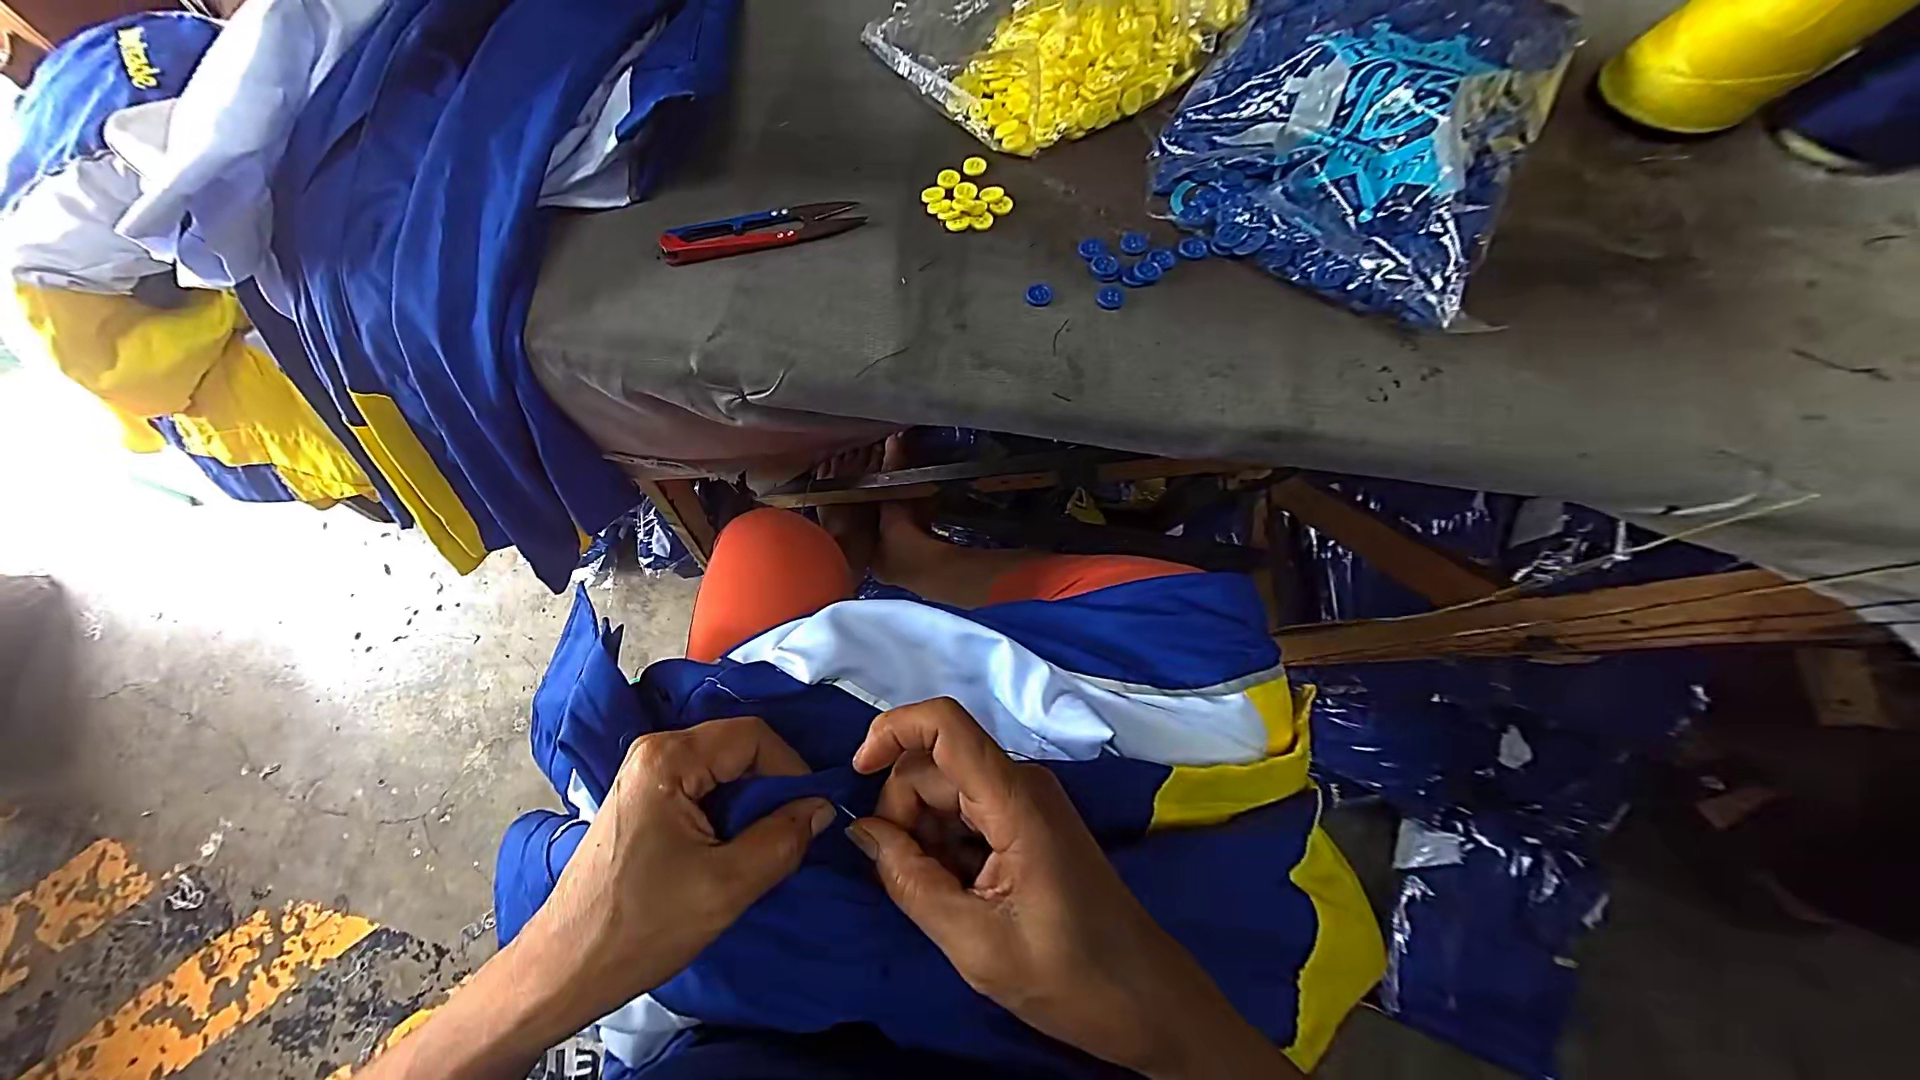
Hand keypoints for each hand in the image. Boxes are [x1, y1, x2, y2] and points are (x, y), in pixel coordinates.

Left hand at [358, 717, 832, 1079]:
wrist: (561, 973)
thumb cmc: (640, 927)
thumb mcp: (727, 887)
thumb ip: (784, 839)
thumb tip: (823, 807)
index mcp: (669, 758)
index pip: (754, 737)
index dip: (792, 769)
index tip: (810, 810)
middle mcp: (656, 749)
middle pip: (738, 746)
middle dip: (773, 784)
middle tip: (793, 825)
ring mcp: (646, 771)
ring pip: (724, 765)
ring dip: (753, 797)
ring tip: (767, 836)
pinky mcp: (645, 794)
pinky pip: (705, 782)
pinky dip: (731, 805)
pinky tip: (736, 839)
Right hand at [846, 699, 1299, 1079]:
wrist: (1144, 997)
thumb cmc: (1069, 975)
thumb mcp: (975, 943)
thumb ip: (910, 881)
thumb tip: (861, 831)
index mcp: (1014, 798)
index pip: (946, 724)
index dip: (893, 729)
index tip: (856, 774)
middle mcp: (1019, 782)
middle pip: (934, 765)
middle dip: (901, 812)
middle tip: (905, 879)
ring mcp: (1024, 799)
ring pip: (944, 790)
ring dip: (922, 834)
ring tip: (940, 896)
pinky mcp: (1024, 819)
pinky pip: (965, 811)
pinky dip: (944, 843)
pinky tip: (956, 890)